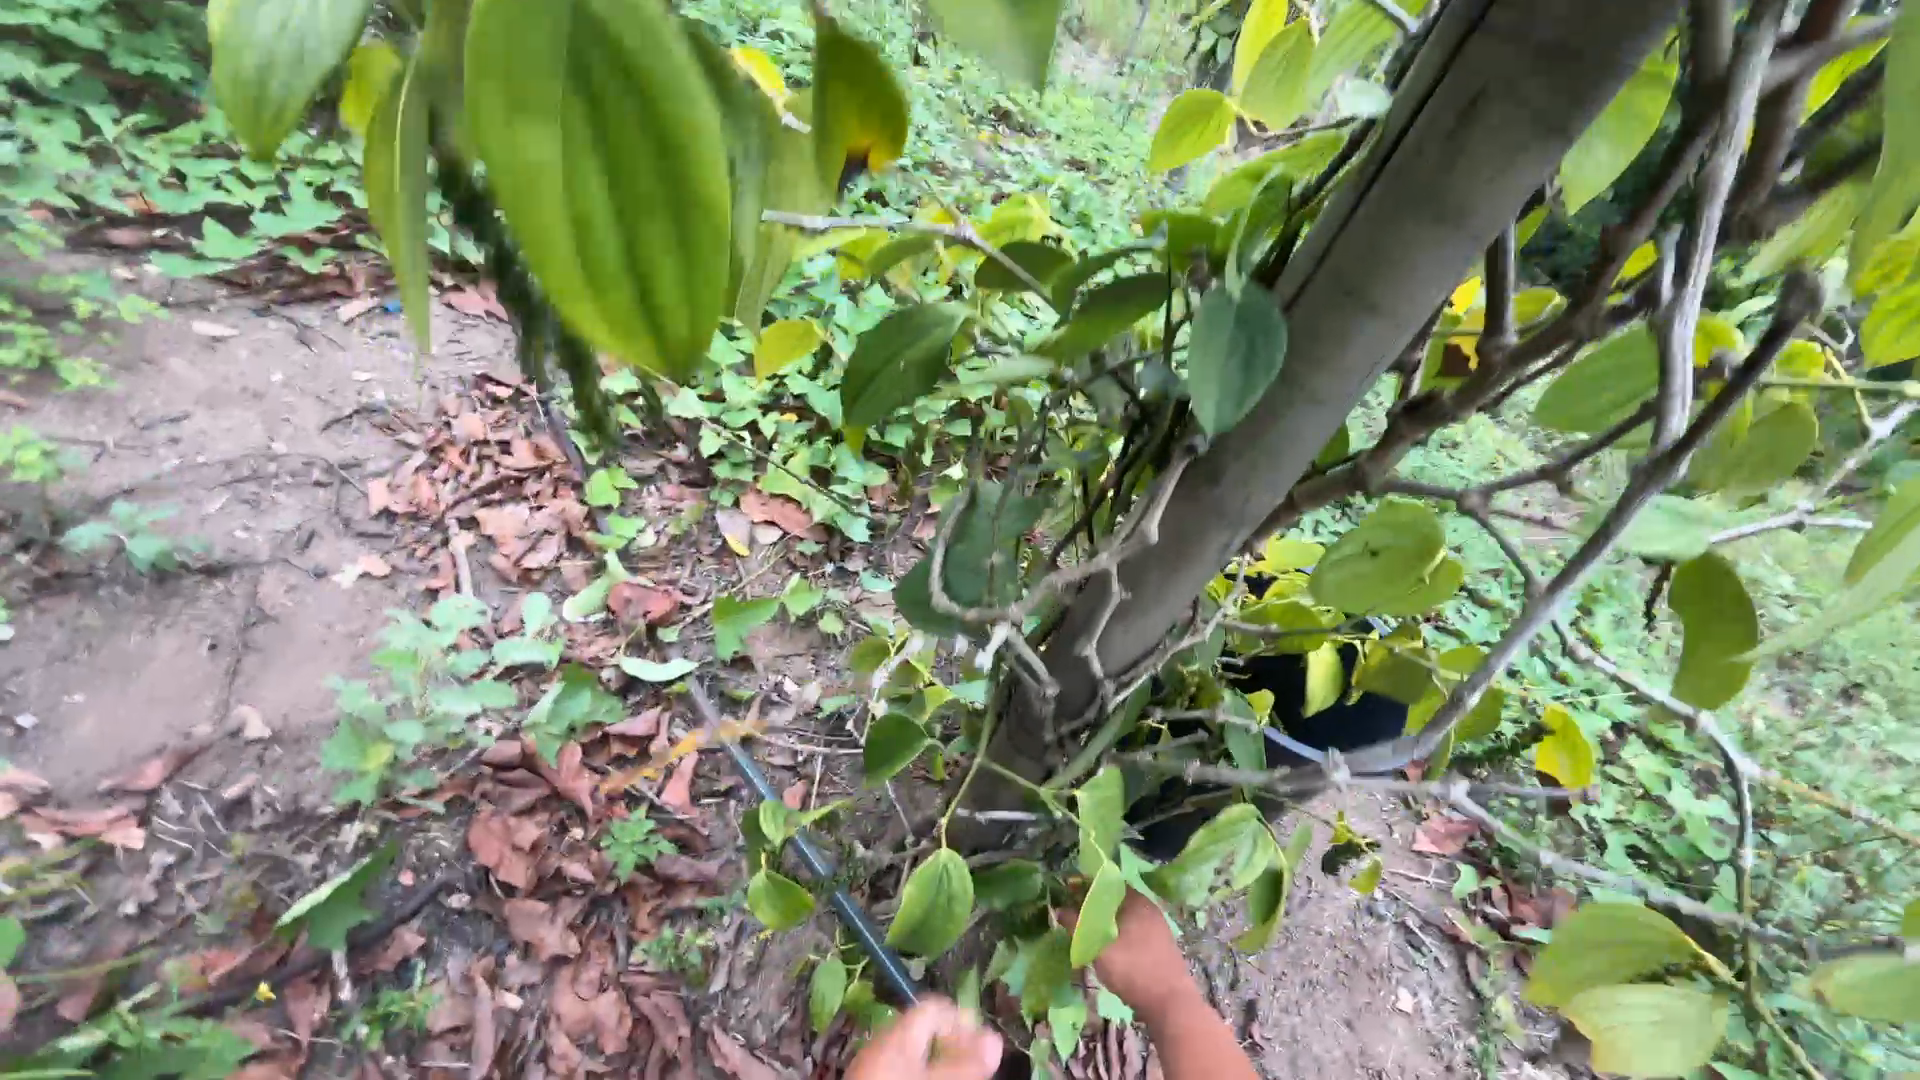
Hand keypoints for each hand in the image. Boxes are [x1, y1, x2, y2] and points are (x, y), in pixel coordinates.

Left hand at [844, 997, 1002, 1079]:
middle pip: (922, 1029)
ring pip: (909, 1052)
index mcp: (899, 1031)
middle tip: (970, 1063)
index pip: (934, 1006)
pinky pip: (894, 1066)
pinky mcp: (864, 1076)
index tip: (980, 1041)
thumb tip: (997, 1039)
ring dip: (933, 1060)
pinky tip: (924, 1078)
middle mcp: (881, 1041)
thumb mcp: (934, 1077)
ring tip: (950, 1072)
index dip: (961, 1018)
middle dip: (950, 1043)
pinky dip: (915, 1070)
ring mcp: (869, 1063)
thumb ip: (964, 1063)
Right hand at [1060, 888, 1199, 1022]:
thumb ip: (1077, 925)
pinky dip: (1118, 934)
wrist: (1171, 1006)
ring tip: (1088, 933)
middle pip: (1115, 900)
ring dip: (1106, 922)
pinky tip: (1108, 949)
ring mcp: (1157, 928)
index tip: (1068, 895)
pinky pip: (1134, 931)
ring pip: (1124, 917)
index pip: (1106, 883)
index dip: (1085, 887)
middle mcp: (1148, 908)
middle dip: (1094, 906)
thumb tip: (1058, 909)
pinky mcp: (1160, 946)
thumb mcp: (1098, 947)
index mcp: (1136, 900)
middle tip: (1074, 916)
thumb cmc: (1133, 969)